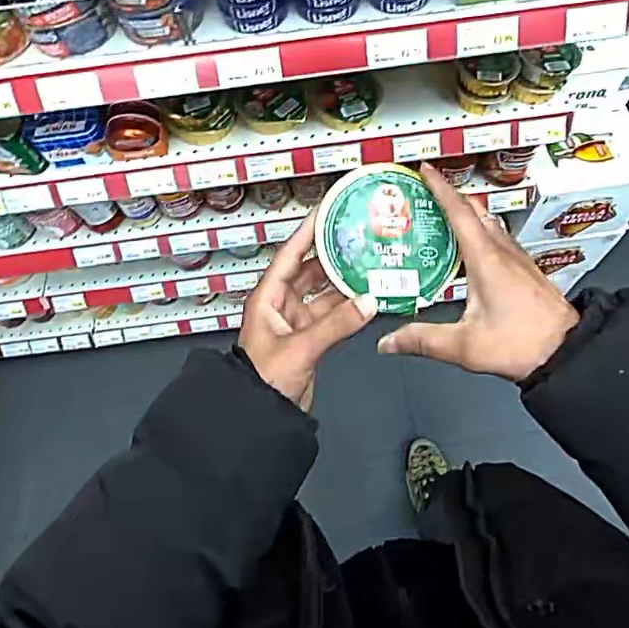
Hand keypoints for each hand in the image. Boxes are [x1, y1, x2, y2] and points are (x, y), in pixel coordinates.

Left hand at [239, 208, 377, 409]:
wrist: (260, 418)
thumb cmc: (263, 380)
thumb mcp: (301, 348)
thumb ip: (336, 324)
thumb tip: (368, 301)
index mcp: (269, 297)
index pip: (290, 254)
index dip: (308, 231)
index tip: (326, 210)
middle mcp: (281, 304)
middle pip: (309, 270)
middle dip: (332, 254)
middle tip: (357, 236)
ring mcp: (295, 321)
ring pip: (323, 293)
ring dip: (343, 282)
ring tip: (368, 264)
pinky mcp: (309, 338)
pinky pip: (331, 314)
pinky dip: (347, 308)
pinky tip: (366, 298)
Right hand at [376, 164, 579, 380]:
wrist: (569, 352)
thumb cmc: (525, 344)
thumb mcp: (466, 346)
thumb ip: (424, 340)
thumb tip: (389, 341)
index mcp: (486, 259)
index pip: (459, 211)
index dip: (440, 187)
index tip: (425, 170)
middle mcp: (502, 252)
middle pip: (474, 210)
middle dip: (449, 194)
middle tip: (425, 191)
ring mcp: (516, 259)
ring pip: (488, 221)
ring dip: (465, 211)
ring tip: (441, 215)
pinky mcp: (524, 270)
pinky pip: (497, 237)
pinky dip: (478, 229)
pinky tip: (469, 248)